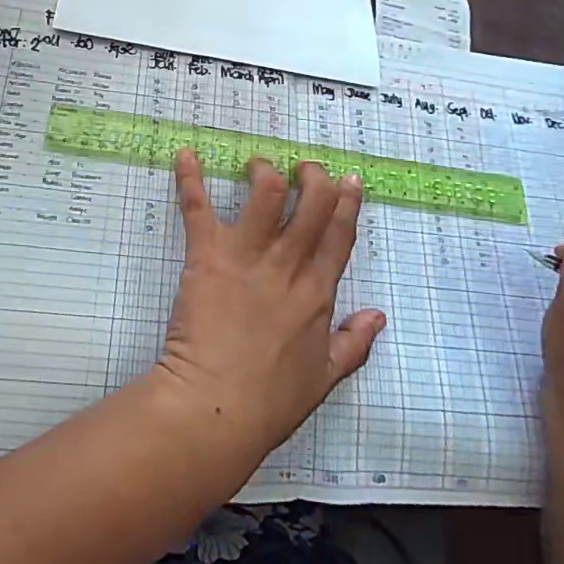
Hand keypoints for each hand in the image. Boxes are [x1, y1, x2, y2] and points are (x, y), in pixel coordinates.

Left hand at [151, 149, 385, 459]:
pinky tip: (186, 156)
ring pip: (266, 196)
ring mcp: (248, 258)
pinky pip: (198, 209)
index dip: (347, 204)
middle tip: (305, 165)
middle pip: (311, 206)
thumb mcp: (323, 378)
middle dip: (313, 177)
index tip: (349, 178)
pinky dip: (190, 179)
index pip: (339, 237)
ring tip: (258, 164)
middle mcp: (287, 268)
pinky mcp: (207, 256)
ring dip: (265, 173)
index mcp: (317, 295)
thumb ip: (353, 343)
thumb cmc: (268, 400)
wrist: (216, 407)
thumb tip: (377, 315)